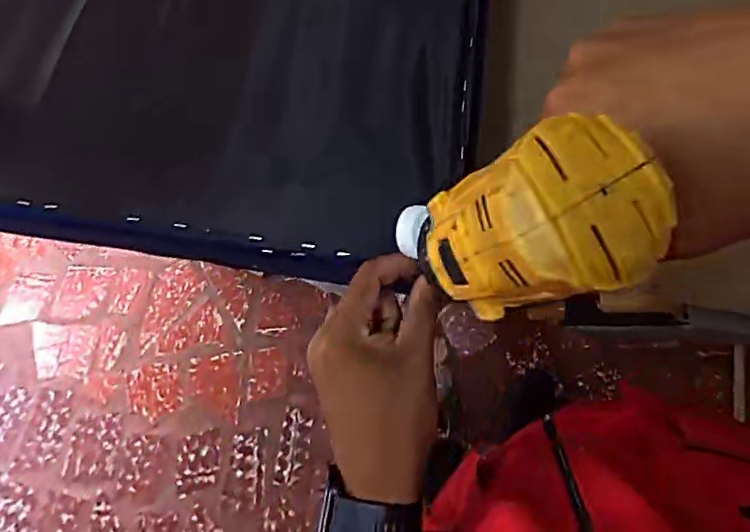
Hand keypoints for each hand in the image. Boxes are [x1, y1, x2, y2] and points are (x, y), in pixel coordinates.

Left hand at [307, 255, 442, 504]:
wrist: (379, 483)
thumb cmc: (398, 418)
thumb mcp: (416, 356)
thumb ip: (421, 308)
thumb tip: (427, 277)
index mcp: (338, 331)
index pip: (367, 276)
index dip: (397, 266)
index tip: (424, 269)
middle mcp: (322, 338)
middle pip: (363, 297)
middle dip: (393, 304)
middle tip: (415, 330)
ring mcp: (322, 356)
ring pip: (361, 316)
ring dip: (387, 323)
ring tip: (405, 354)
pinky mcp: (329, 372)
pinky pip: (354, 336)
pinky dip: (377, 338)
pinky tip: (393, 362)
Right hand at [543, 0, 749, 257]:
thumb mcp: (704, 228)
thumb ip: (648, 242)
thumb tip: (632, 240)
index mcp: (572, 109)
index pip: (542, 166)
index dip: (570, 200)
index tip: (602, 222)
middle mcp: (582, 63)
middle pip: (573, 128)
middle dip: (601, 162)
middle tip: (650, 192)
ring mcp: (624, 32)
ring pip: (608, 94)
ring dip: (631, 123)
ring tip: (691, 143)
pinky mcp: (662, 17)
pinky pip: (640, 67)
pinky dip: (660, 91)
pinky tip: (712, 104)